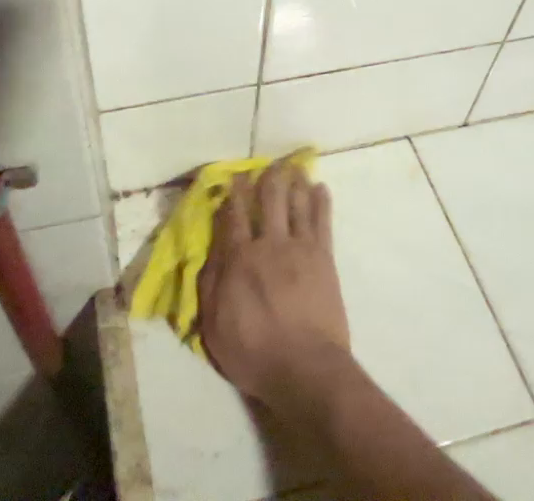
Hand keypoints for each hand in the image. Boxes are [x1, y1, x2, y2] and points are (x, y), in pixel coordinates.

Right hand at [197, 161, 350, 407]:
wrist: (305, 368)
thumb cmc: (253, 352)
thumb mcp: (213, 325)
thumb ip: (210, 284)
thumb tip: (209, 250)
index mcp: (239, 258)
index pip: (234, 215)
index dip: (234, 193)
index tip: (233, 176)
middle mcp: (269, 244)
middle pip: (269, 200)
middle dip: (267, 179)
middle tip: (267, 165)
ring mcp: (300, 249)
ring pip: (297, 204)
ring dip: (294, 182)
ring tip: (293, 167)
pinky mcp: (324, 259)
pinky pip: (322, 222)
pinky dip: (321, 202)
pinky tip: (320, 188)